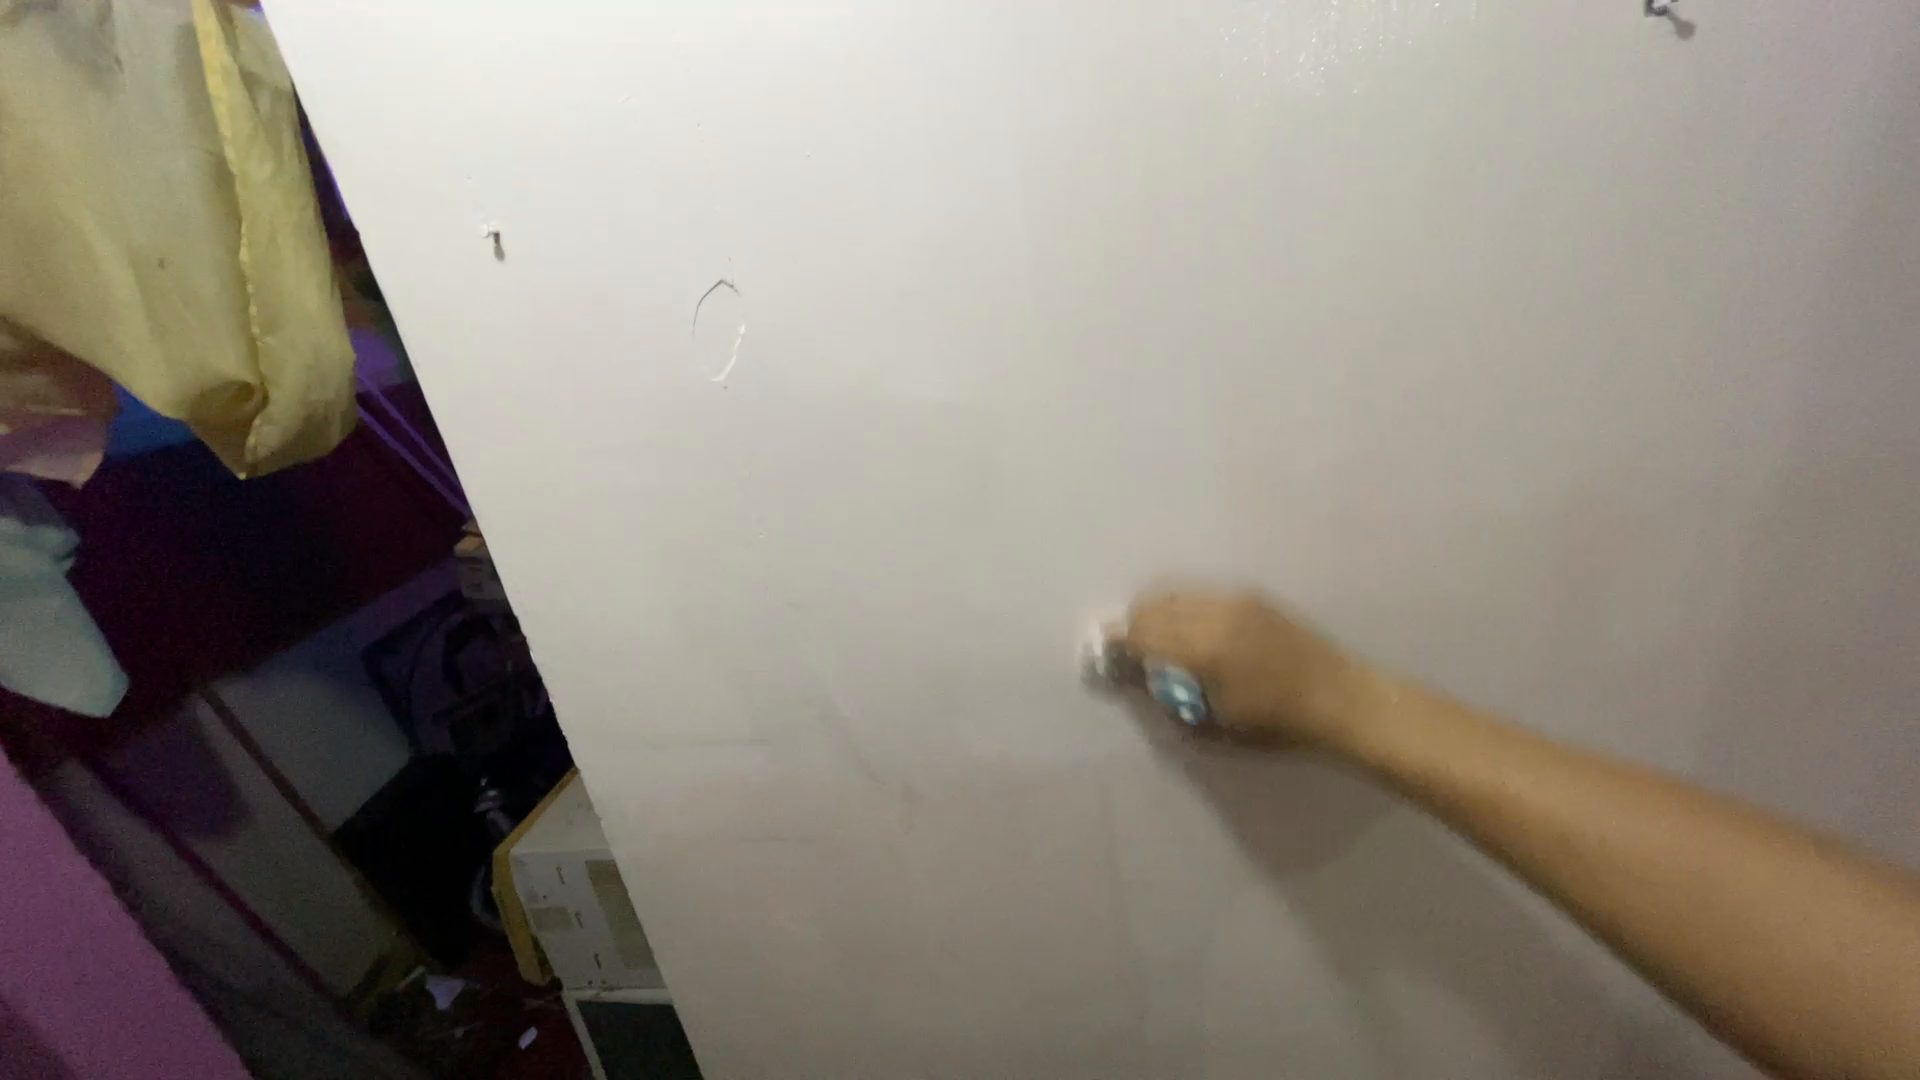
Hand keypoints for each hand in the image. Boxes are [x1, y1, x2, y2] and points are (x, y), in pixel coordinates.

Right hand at [1122, 588, 1369, 743]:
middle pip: (1152, 606)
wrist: (1344, 700)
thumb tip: (1138, 679)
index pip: (1142, 634)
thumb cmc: (1279, 725)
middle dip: (1133, 624)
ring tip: (1157, 636)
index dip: (1118, 643)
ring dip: (1156, 611)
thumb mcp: (1216, 725)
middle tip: (1129, 647)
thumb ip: (1170, 700)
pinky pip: (1200, 594)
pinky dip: (1182, 606)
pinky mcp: (1252, 596)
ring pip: (1175, 593)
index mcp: (1204, 651)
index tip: (1109, 654)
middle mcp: (1215, 615)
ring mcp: (1236, 600)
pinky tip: (1189, 628)